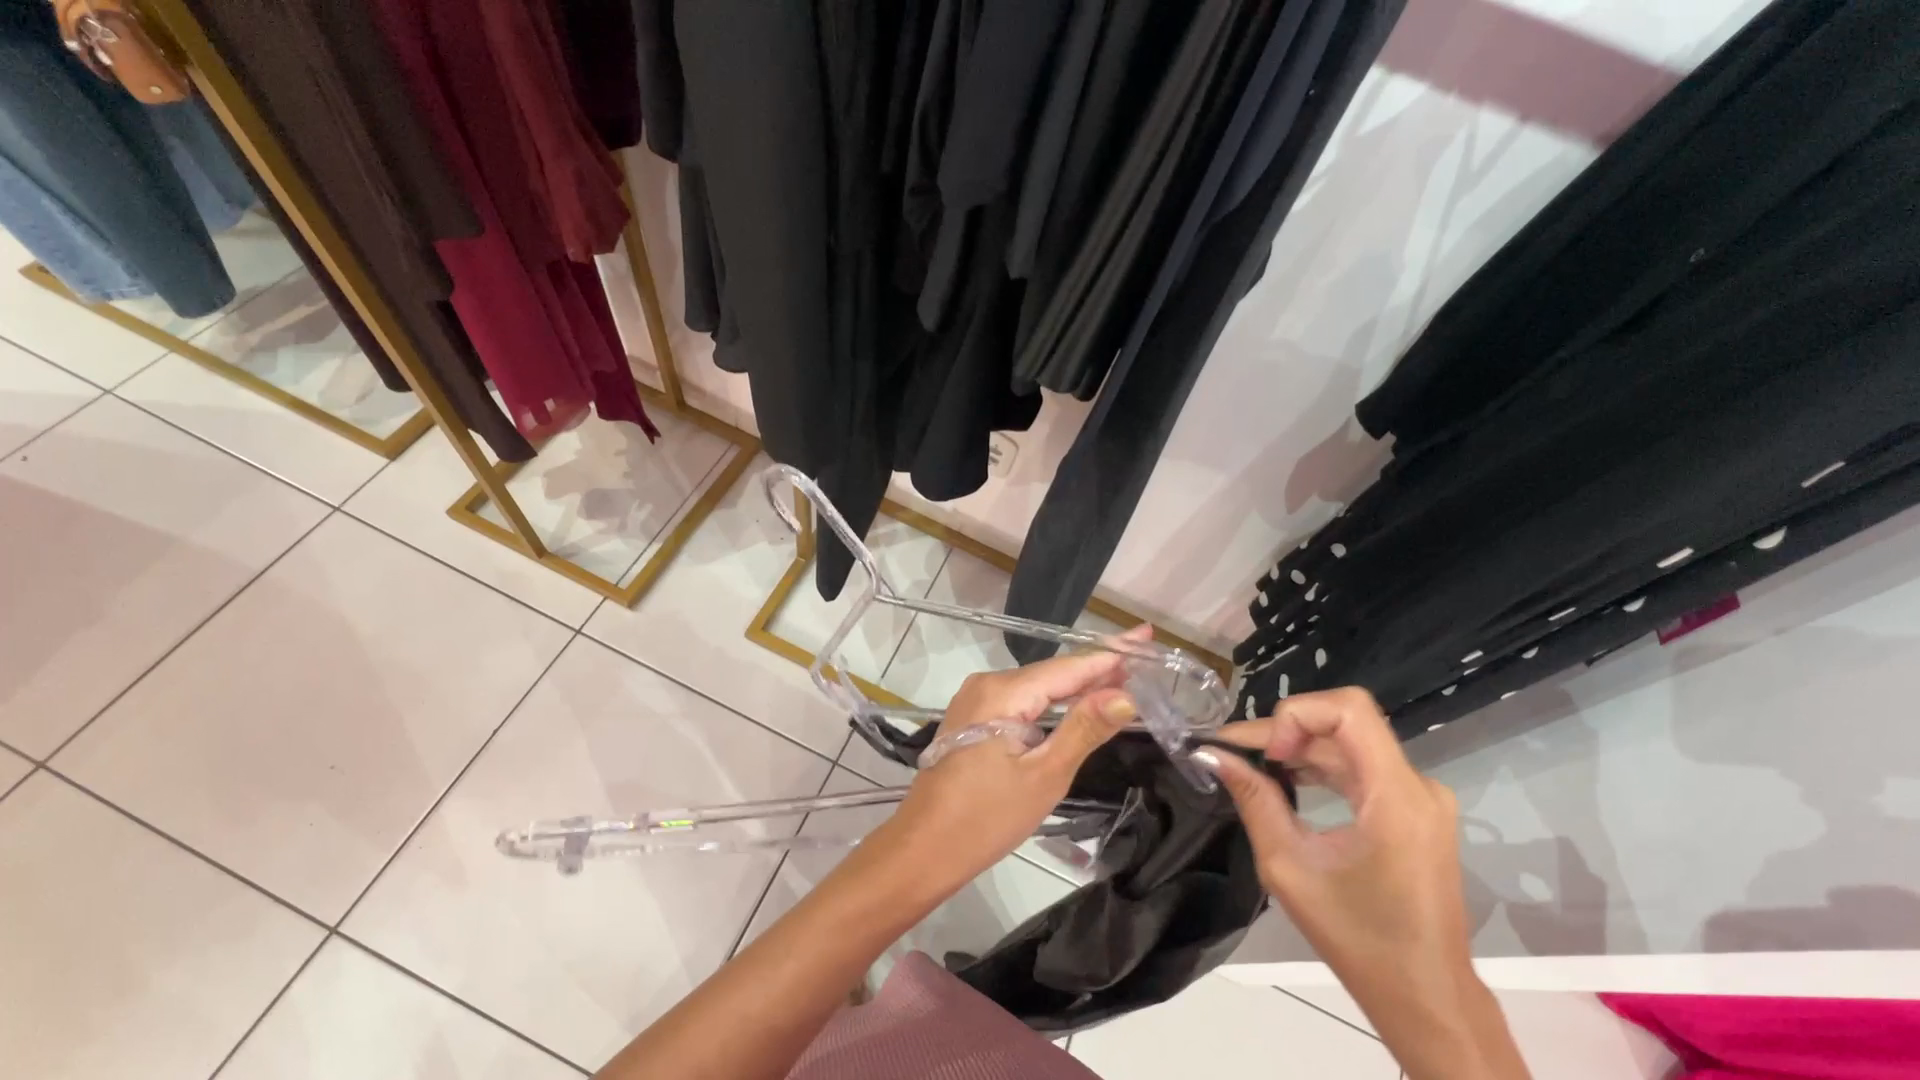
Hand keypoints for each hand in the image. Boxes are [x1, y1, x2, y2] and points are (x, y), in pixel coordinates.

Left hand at [868, 627, 1147, 895]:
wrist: (923, 850)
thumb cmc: (985, 819)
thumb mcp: (1044, 775)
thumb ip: (1084, 729)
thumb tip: (1125, 694)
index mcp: (1003, 692)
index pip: (1070, 666)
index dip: (1112, 653)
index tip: (1148, 635)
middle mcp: (987, 685)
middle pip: (1054, 672)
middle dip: (1100, 666)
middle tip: (1146, 655)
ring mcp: (976, 702)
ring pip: (1039, 687)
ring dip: (1079, 684)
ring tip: (1125, 675)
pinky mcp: (973, 721)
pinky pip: (1022, 702)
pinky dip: (1054, 702)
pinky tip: (1080, 702)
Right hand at [1196, 688, 1526, 1079]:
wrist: (1423, 992)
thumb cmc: (1357, 937)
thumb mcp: (1290, 868)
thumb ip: (1255, 802)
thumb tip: (1214, 757)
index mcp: (1396, 796)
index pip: (1350, 709)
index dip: (1297, 715)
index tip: (1267, 757)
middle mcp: (1418, 785)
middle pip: (1346, 724)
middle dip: (1286, 731)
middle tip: (1232, 751)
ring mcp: (1422, 798)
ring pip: (1352, 744)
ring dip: (1301, 747)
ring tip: (1250, 764)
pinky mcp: (1416, 812)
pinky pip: (1364, 769)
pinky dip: (1322, 767)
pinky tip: (1287, 780)